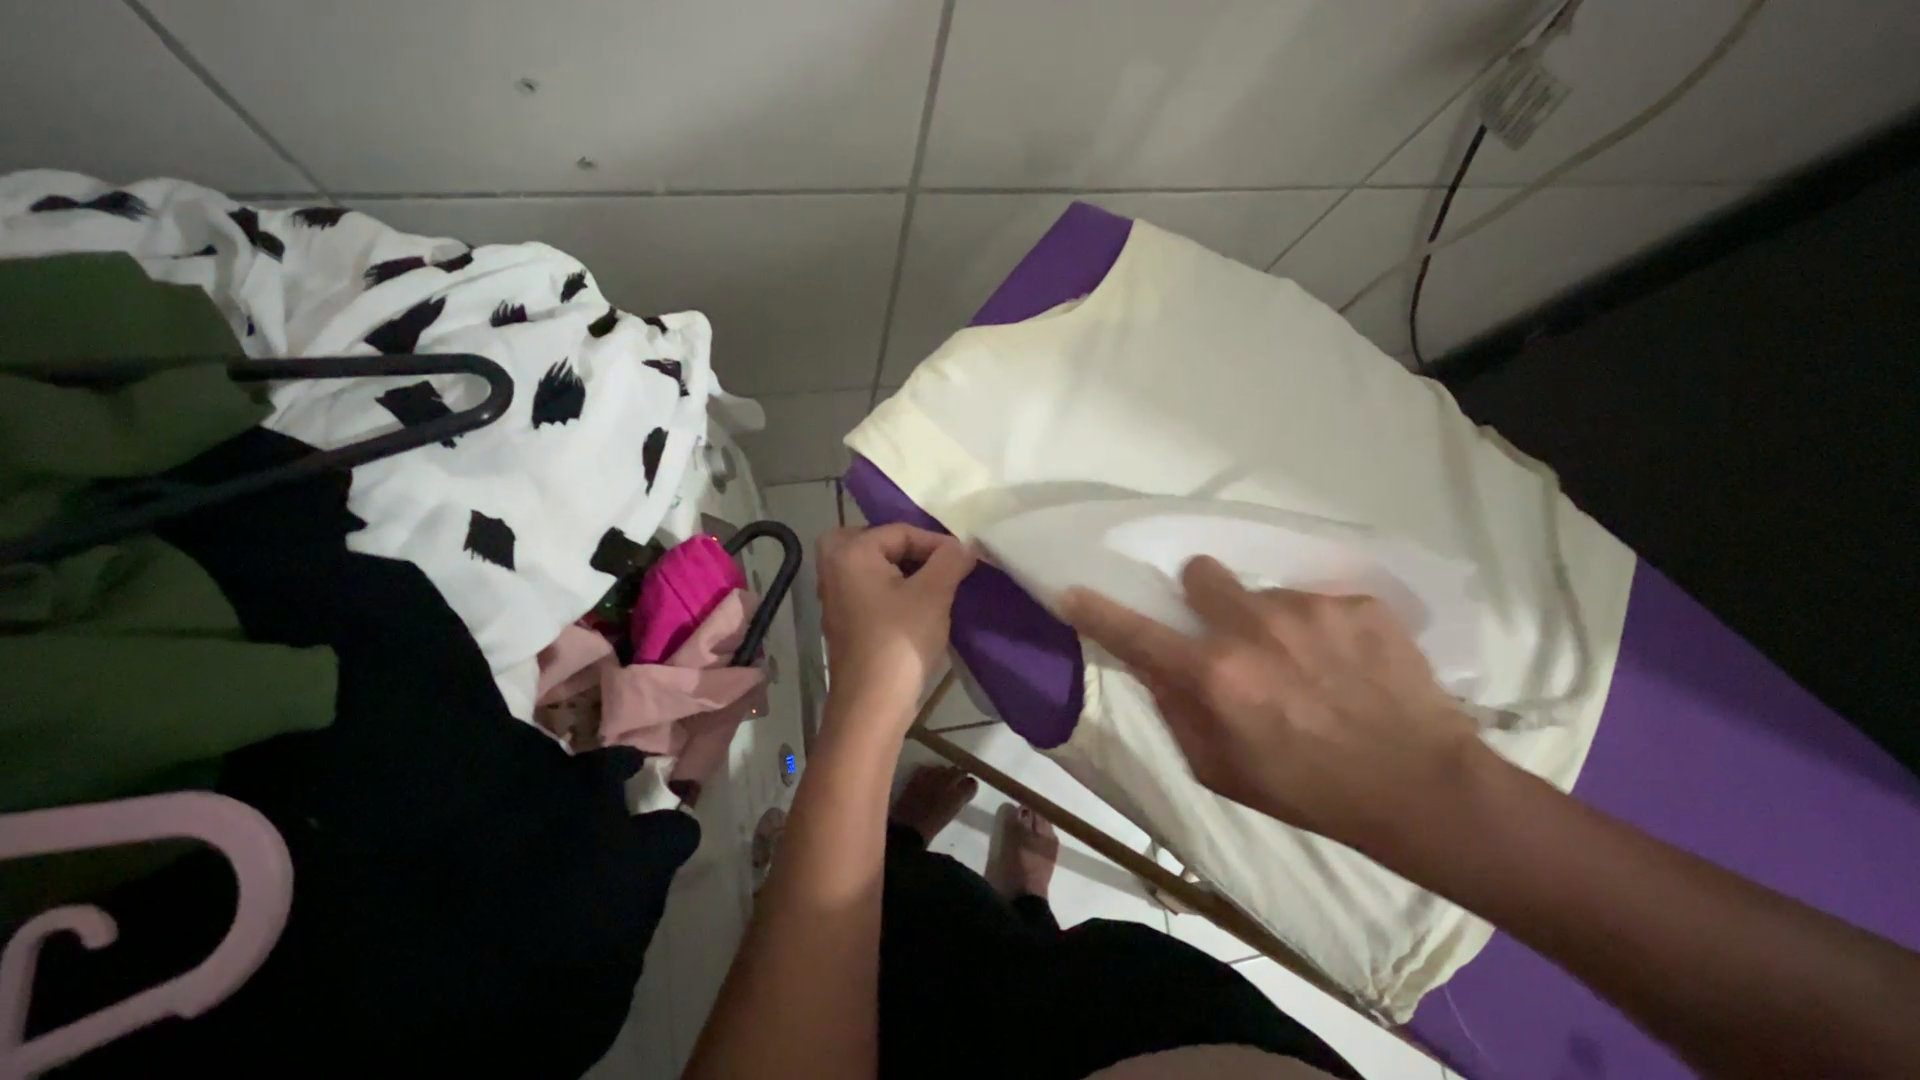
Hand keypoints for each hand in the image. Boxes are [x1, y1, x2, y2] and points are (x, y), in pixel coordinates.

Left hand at [817, 525, 976, 732]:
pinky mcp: (843, 622)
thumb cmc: (900, 641)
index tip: (965, 561)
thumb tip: (965, 545)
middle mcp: (833, 568)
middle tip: (939, 566)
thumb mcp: (933, 594)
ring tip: (936, 587)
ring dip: (904, 572)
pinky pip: (869, 591)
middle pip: (878, 543)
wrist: (872, 704)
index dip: (937, 544)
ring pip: (873, 568)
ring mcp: (834, 597)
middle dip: (910, 551)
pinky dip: (892, 592)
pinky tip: (919, 608)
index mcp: (850, 552)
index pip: (901, 531)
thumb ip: (950, 560)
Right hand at [1059, 556, 1484, 847]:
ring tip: (1310, 666)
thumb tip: (1151, 668)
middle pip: (1200, 574)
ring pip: (1266, 593)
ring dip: (1272, 622)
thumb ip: (1176, 713)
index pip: (1136, 633)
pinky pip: (1320, 603)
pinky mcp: (1357, 603)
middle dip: (1205, 597)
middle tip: (1234, 634)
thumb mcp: (1221, 771)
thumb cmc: (1306, 789)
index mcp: (1214, 676)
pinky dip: (1323, 630)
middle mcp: (1252, 627)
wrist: (1419, 786)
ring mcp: (1309, 609)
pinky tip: (1349, 666)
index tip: (1072, 590)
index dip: (1097, 612)